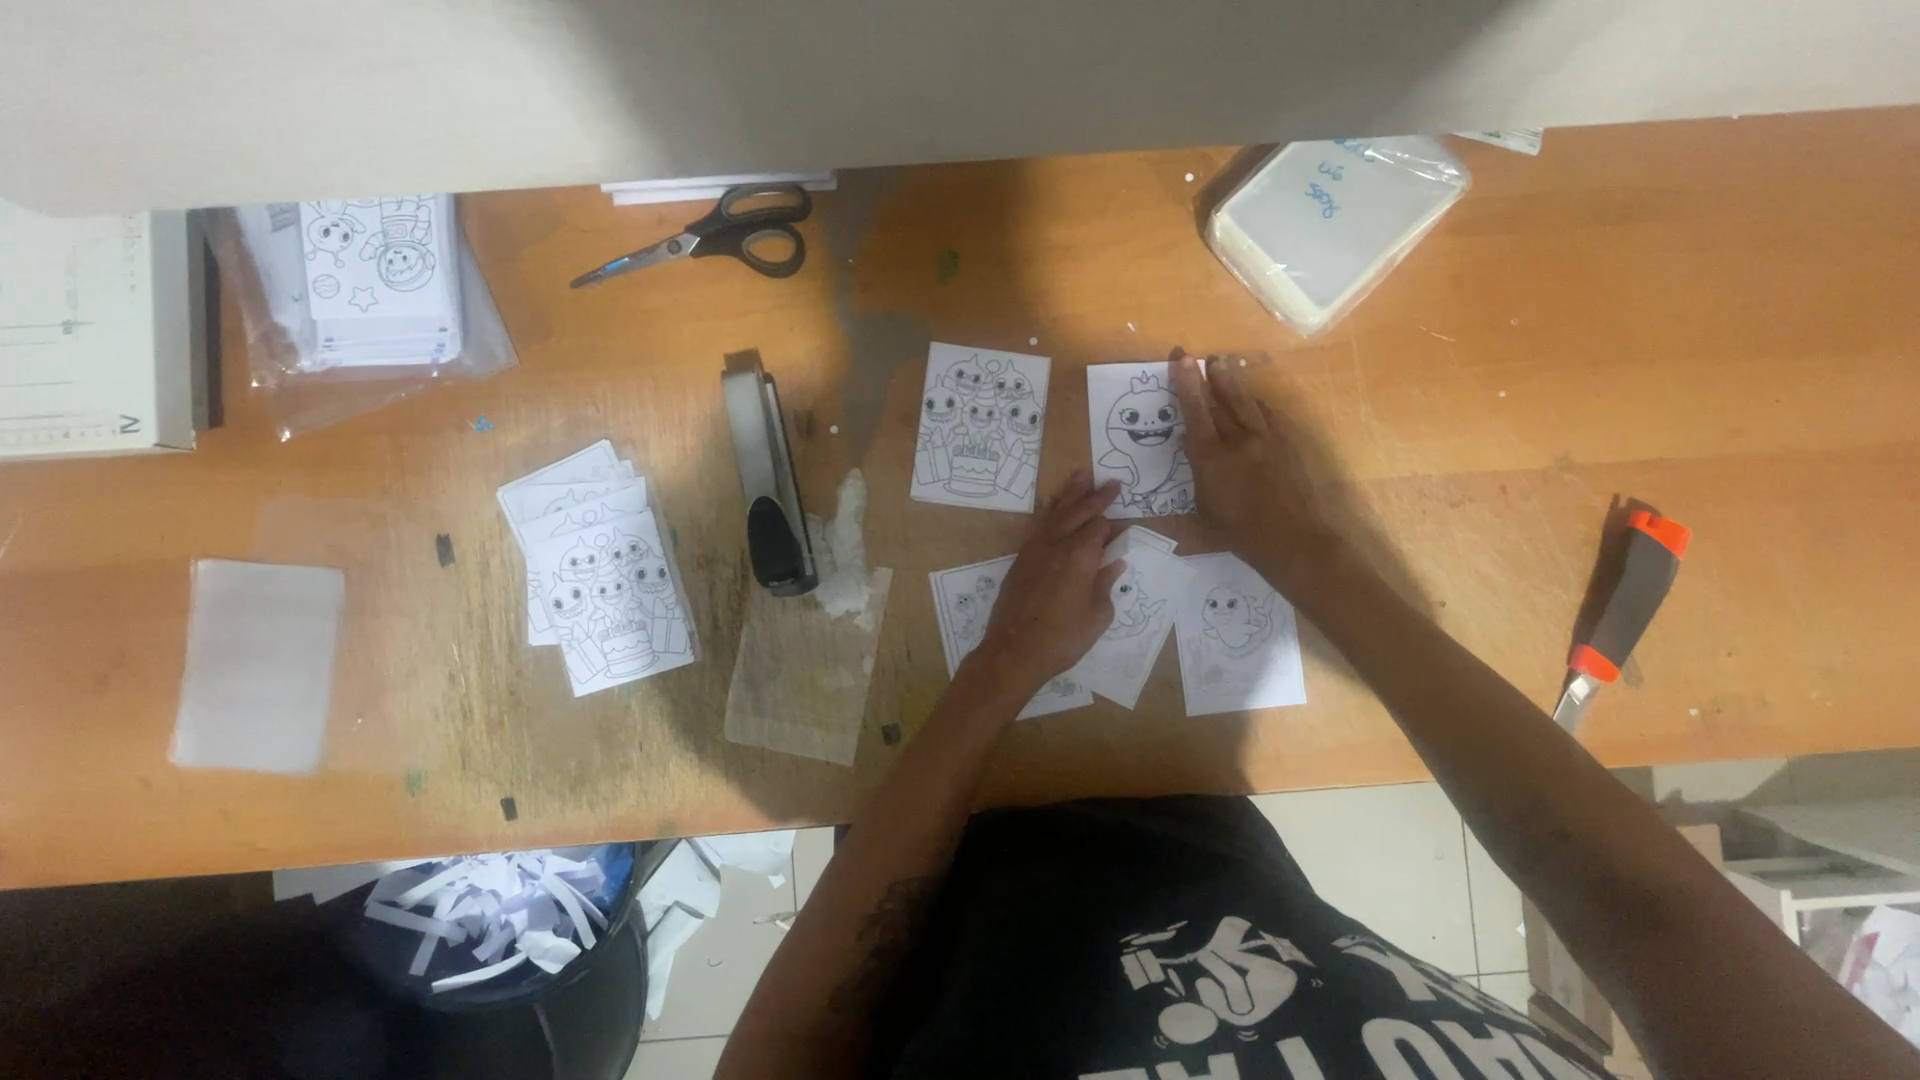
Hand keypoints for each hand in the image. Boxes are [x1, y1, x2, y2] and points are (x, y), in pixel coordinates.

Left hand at [965, 471, 1126, 694]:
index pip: (1100, 528)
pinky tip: (1050, 503)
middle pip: (1079, 512)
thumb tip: (1114, 565)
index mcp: (1080, 556)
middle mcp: (1057, 545)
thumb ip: (1105, 586)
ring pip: (1055, 513)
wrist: (1014, 651)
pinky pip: (1037, 525)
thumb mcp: (1096, 616)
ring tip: (1081, 474)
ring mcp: (1035, 549)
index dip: (1114, 526)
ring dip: (1070, 494)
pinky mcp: (1021, 559)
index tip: (1126, 525)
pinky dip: (1047, 511)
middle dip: (1096, 496)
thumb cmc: (1062, 639)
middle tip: (1112, 482)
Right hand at [1170, 349, 1340, 584]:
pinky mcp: (1288, 444)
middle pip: (1220, 400)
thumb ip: (1197, 475)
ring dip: (1231, 382)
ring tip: (1221, 364)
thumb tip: (1192, 450)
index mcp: (1211, 458)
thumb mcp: (1203, 509)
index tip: (1181, 360)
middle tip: (1196, 355)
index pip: (1194, 412)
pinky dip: (1256, 403)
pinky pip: (1269, 415)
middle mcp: (1239, 440)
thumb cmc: (1239, 534)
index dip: (1185, 384)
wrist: (1292, 539)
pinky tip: (1253, 399)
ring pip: (1246, 402)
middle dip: (1206, 375)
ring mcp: (1267, 439)